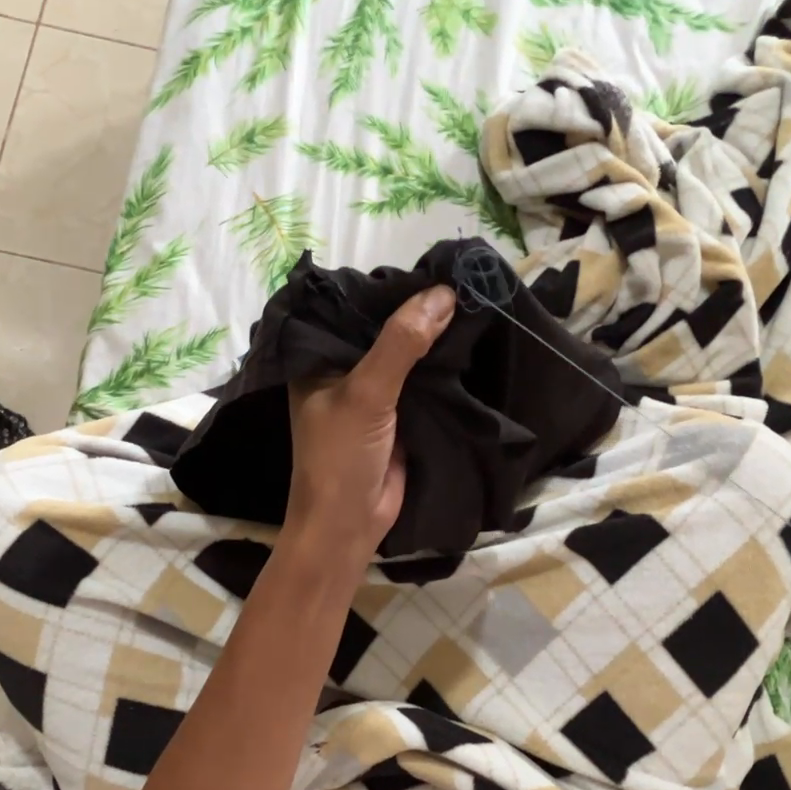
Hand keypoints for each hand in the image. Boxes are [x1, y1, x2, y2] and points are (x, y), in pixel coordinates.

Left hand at [285, 284, 456, 558]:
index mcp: (317, 361)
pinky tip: (470, 344)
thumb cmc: (340, 457)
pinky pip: (421, 385)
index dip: (386, 289)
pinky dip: (441, 370)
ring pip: (405, 358)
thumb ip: (401, 344)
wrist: (348, 525)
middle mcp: (341, 373)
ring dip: (433, 340)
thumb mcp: (367, 393)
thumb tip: (444, 294)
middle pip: (382, 332)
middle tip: (461, 278)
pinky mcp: (397, 418)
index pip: (350, 311)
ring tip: (472, 301)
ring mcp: (371, 397)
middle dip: (416, 313)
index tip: (428, 264)